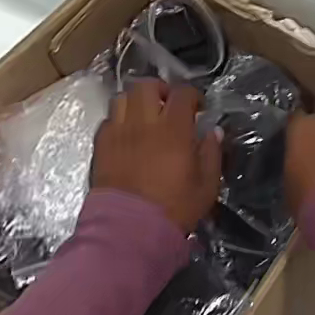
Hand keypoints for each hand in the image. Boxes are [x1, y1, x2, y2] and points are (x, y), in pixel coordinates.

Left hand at [93, 80, 220, 232]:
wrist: (130, 228)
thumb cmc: (175, 207)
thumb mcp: (207, 184)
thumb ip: (212, 154)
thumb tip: (213, 132)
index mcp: (174, 130)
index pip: (182, 94)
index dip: (193, 95)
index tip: (199, 108)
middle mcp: (144, 123)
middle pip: (147, 86)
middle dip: (161, 90)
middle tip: (169, 106)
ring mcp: (118, 132)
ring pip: (123, 98)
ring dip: (137, 101)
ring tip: (147, 117)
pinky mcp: (101, 145)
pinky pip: (109, 119)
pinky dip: (121, 120)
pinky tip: (130, 135)